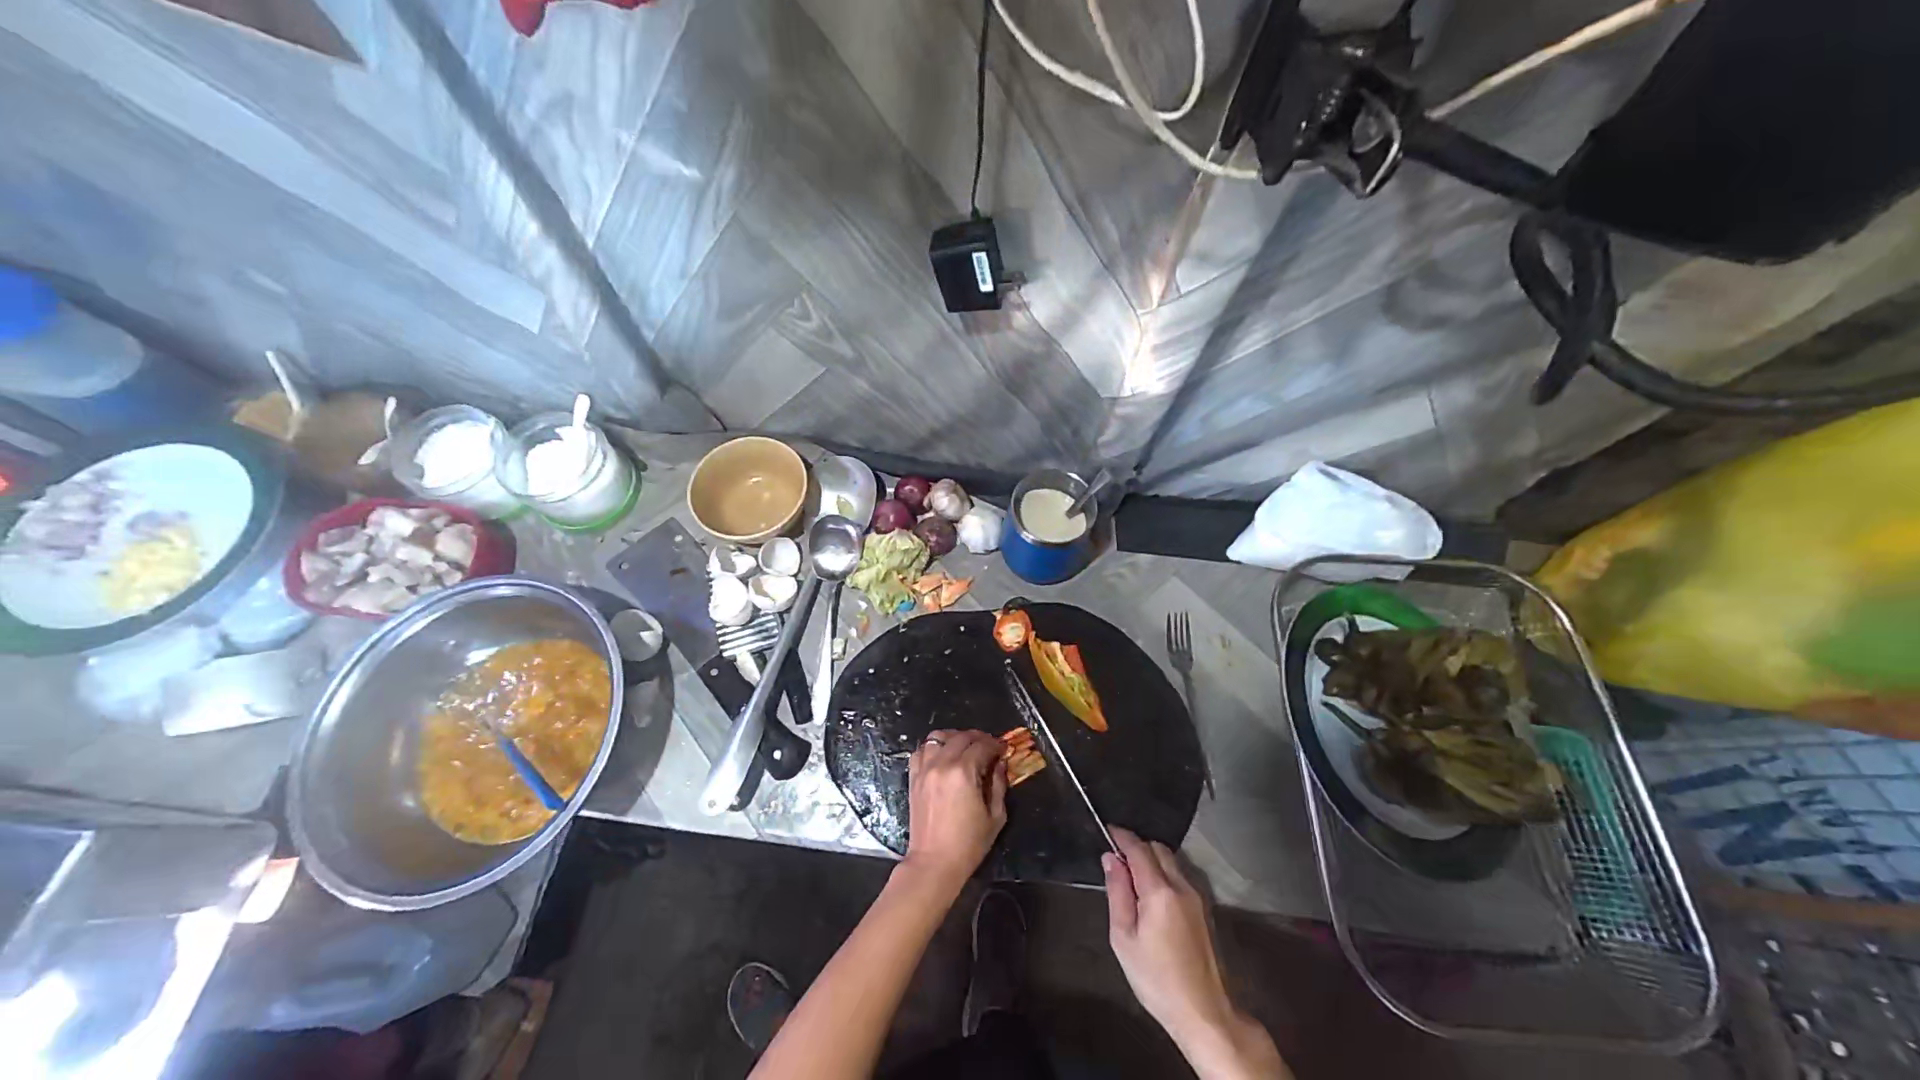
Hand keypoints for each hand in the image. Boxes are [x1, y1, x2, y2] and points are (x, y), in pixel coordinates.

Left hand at [903, 729, 1007, 889]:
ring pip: (938, 737)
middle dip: (979, 738)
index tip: (1003, 749)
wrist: (934, 863)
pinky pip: (921, 750)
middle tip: (989, 746)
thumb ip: (999, 785)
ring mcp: (924, 769)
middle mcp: (941, 764)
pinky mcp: (913, 778)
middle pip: (961, 737)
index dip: (996, 744)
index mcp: (963, 772)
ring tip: (965, 747)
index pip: (982, 745)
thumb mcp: (995, 816)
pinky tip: (943, 755)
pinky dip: (934, 747)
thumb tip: (999, 764)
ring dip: (955, 738)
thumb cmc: (968, 844)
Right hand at [1104, 829, 1287, 1078]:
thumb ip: (1117, 892)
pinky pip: (1179, 877)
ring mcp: (1196, 897)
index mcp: (1160, 891)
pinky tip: (1149, 895)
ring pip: (1171, 861)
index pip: (1139, 848)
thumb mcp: (1123, 937)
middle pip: (1158, 848)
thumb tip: (1110, 858)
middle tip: (1115, 860)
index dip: (1121, 836)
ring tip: (1130, 879)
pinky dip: (1162, 873)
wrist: (1203, 1011)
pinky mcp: (1202, 910)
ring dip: (1150, 860)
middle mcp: (1182, 886)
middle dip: (1136, 846)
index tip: (1106, 831)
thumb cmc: (1155, 978)